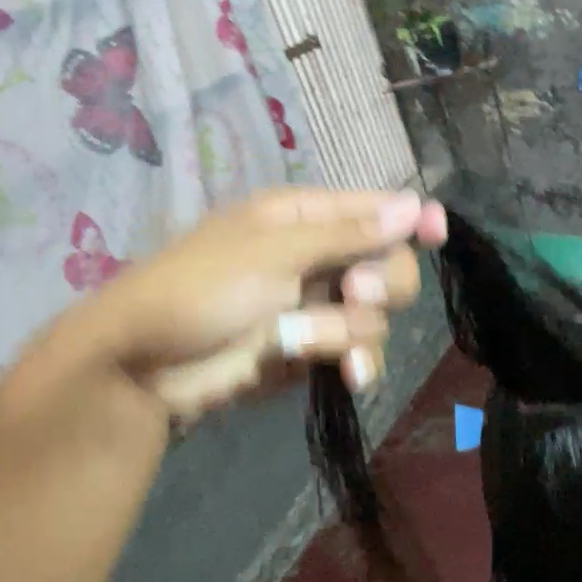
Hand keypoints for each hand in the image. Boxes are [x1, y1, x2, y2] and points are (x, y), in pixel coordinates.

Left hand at [71, 188, 447, 421]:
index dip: (411, 219)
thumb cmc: (200, 290)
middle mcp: (318, 257)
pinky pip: (360, 351)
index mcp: (304, 218)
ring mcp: (316, 306)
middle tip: (352, 292)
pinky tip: (351, 376)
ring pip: (378, 315)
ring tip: (308, 342)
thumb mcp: (274, 253)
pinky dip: (357, 362)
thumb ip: (349, 234)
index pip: (375, 210)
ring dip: (352, 331)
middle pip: (389, 264)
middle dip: (379, 283)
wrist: (143, 366)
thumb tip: (415, 205)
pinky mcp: (312, 351)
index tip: (437, 232)